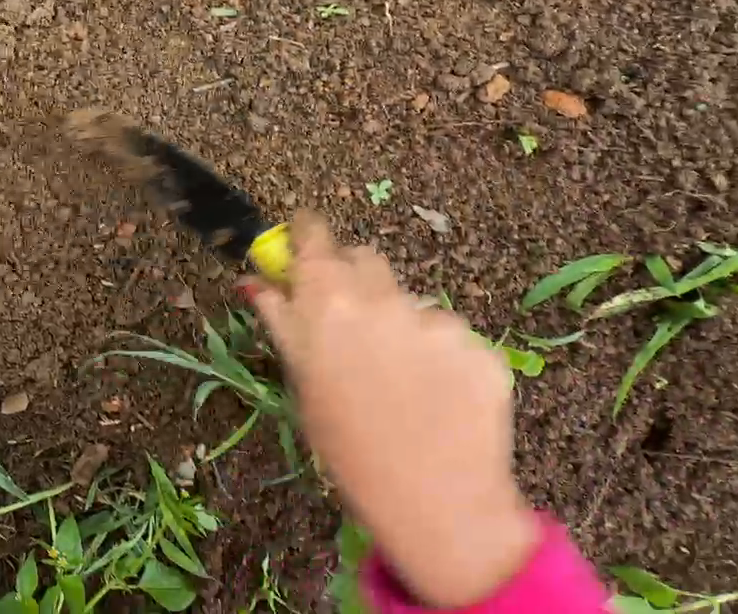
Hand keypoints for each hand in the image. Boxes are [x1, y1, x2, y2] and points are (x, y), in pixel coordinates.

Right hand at [248, 213, 537, 607]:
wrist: (434, 503)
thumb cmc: (345, 443)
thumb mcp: (300, 379)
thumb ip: (281, 319)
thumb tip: (256, 282)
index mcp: (327, 302)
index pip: (314, 237)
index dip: (308, 233)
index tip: (305, 235)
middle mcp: (380, 298)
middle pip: (364, 259)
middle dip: (354, 276)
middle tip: (350, 318)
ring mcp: (436, 321)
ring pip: (409, 300)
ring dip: (398, 320)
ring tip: (399, 374)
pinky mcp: (481, 347)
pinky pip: (451, 335)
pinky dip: (440, 353)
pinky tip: (434, 393)